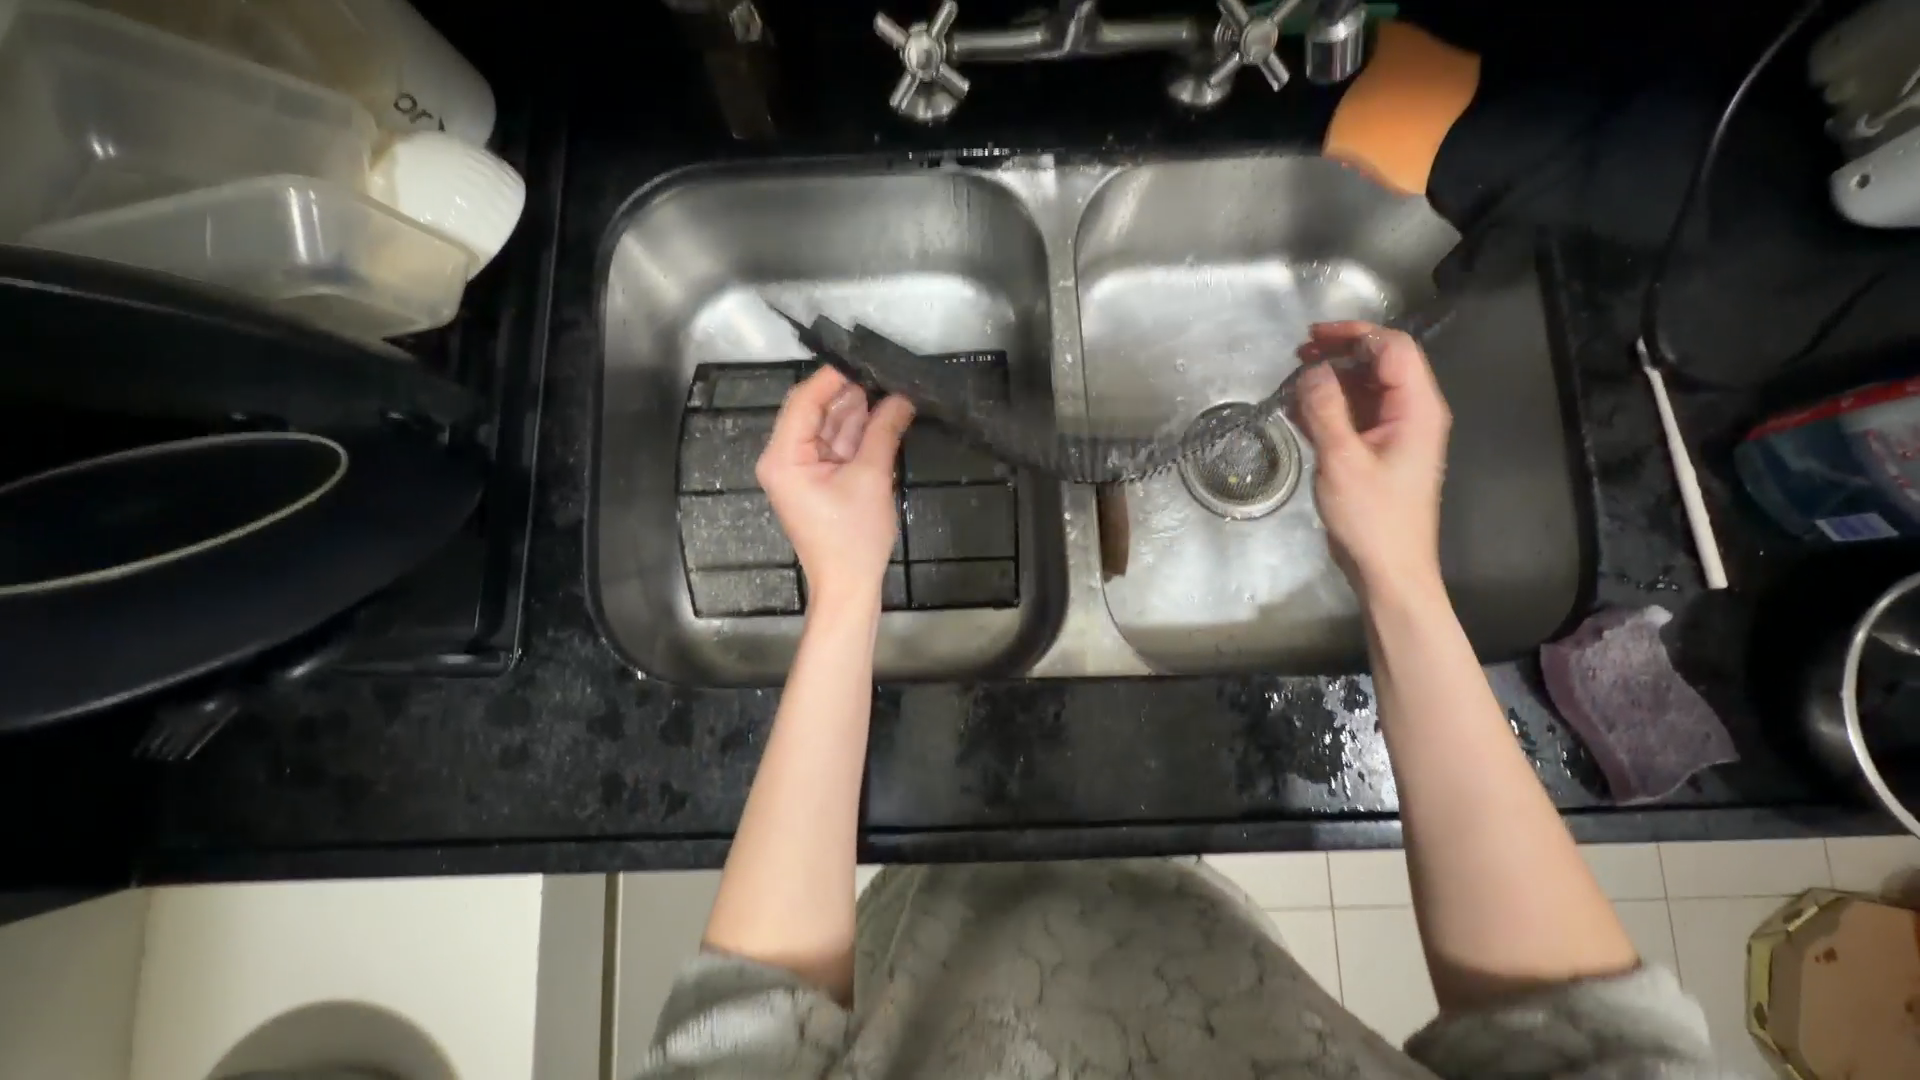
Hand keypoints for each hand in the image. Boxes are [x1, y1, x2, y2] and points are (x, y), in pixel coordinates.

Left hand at [756, 367, 913, 608]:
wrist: (849, 585)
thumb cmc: (852, 537)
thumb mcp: (871, 478)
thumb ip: (883, 430)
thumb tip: (901, 397)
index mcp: (784, 457)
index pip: (803, 401)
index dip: (833, 378)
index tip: (864, 359)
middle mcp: (785, 458)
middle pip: (815, 412)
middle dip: (849, 393)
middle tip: (884, 373)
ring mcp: (801, 470)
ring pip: (829, 428)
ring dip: (857, 412)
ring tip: (890, 388)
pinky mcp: (819, 480)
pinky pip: (836, 447)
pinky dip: (858, 434)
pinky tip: (883, 414)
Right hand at [1294, 321, 1450, 601]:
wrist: (1388, 568)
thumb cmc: (1372, 517)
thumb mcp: (1342, 460)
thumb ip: (1326, 409)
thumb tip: (1311, 370)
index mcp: (1416, 409)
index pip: (1394, 349)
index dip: (1355, 334)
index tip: (1313, 337)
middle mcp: (1412, 413)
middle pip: (1380, 364)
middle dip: (1340, 354)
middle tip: (1298, 356)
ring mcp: (1395, 433)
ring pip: (1364, 389)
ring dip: (1330, 381)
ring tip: (1292, 383)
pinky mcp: (1377, 452)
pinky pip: (1354, 416)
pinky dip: (1328, 407)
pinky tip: (1297, 410)